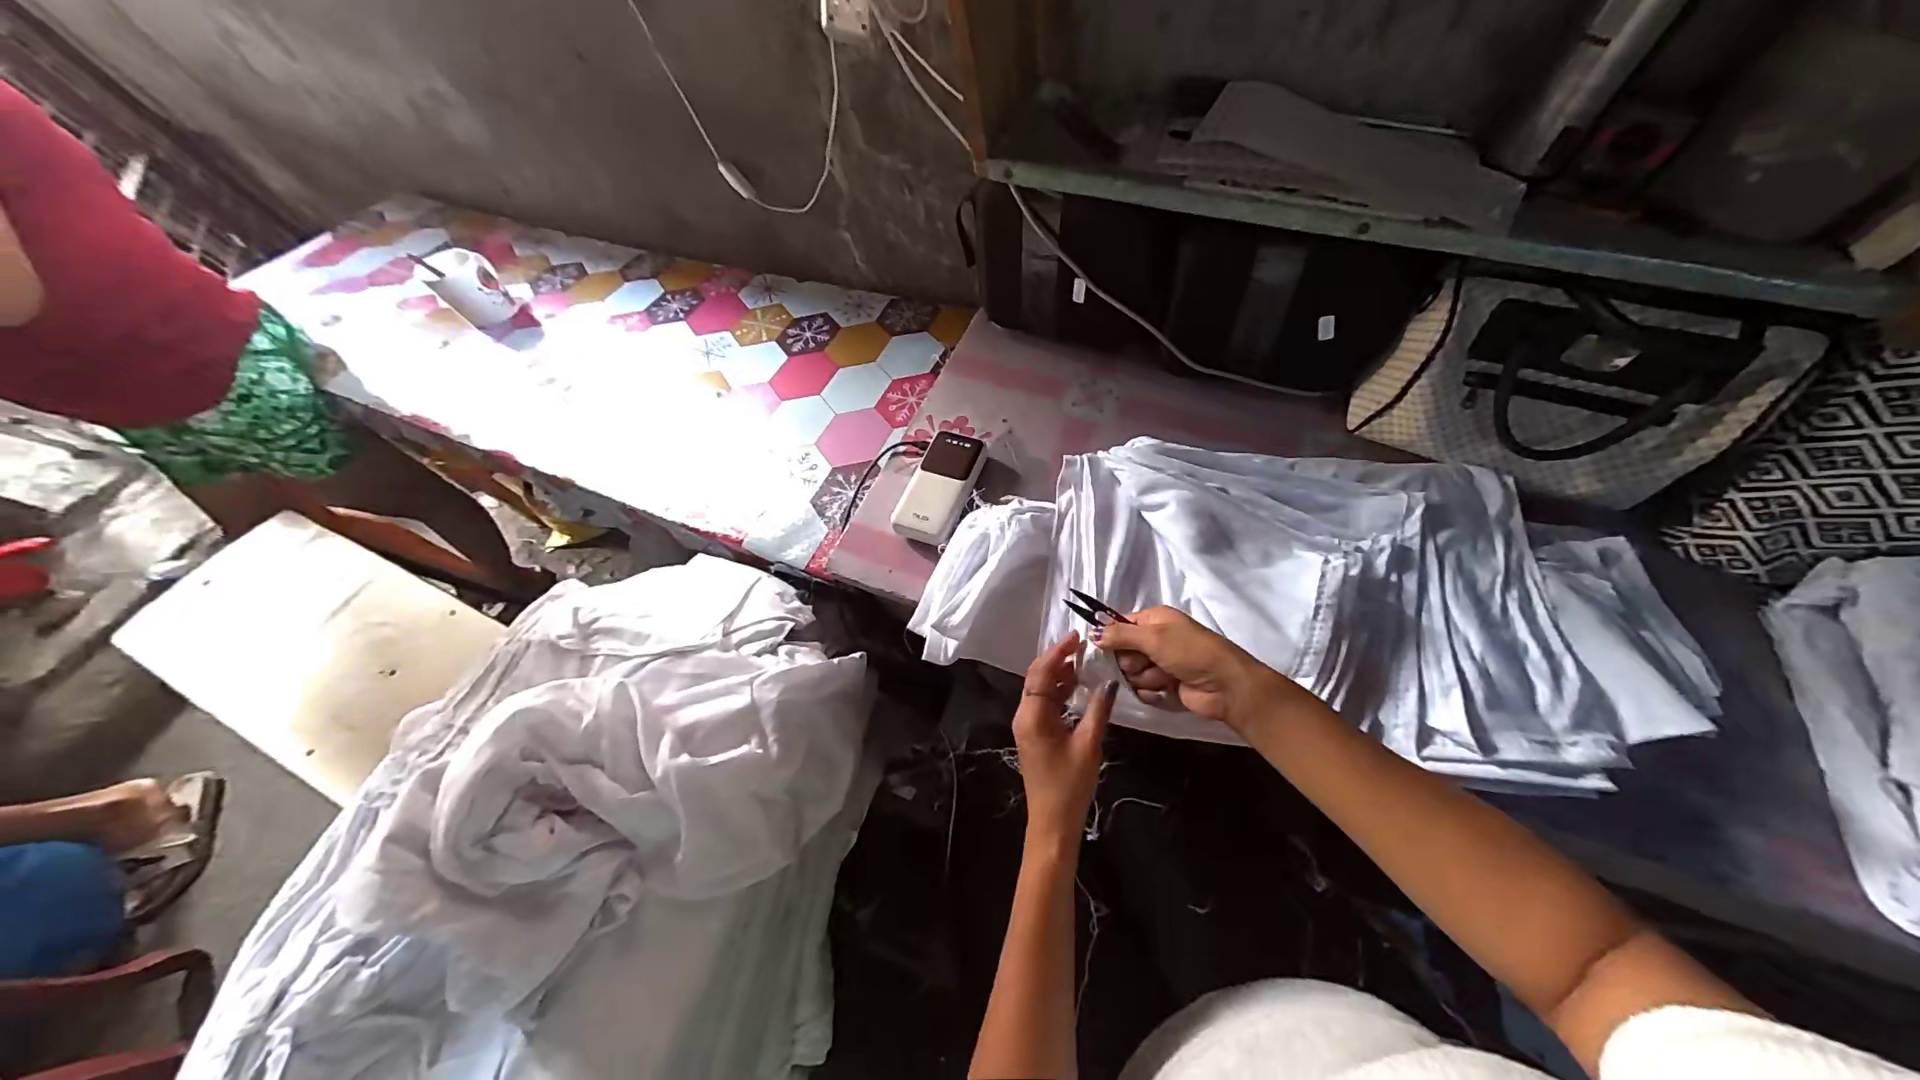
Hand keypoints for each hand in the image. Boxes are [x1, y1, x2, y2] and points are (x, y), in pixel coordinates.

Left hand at [1013, 633, 1116, 846]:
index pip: (1041, 672)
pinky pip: (1044, 703)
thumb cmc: (1070, 785)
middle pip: (1037, 677)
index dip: (1058, 651)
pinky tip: (1077, 687)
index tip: (1076, 637)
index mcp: (1032, 714)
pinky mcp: (1035, 734)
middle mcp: (1024, 715)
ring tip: (1083, 662)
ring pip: (1041, 690)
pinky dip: (1059, 691)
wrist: (1052, 822)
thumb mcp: (1089, 744)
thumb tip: (1109, 682)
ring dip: (1059, 675)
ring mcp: (1028, 725)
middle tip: (1082, 647)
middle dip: (1058, 659)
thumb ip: (1098, 709)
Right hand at [1093, 607, 1275, 731]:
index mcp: (1155, 619)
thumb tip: (1091, 632)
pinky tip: (1167, 690)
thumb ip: (1119, 635)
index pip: (1120, 625)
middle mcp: (1156, 639)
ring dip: (1145, 677)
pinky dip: (1152, 691)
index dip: (1112, 637)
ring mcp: (1161, 663)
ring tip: (1165, 677)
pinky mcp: (1165, 685)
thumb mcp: (1154, 637)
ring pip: (1132, 673)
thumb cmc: (1191, 652)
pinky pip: (1142, 689)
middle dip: (1131, 661)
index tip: (1104, 647)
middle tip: (1146, 662)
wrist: (1226, 686)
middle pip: (1122, 652)